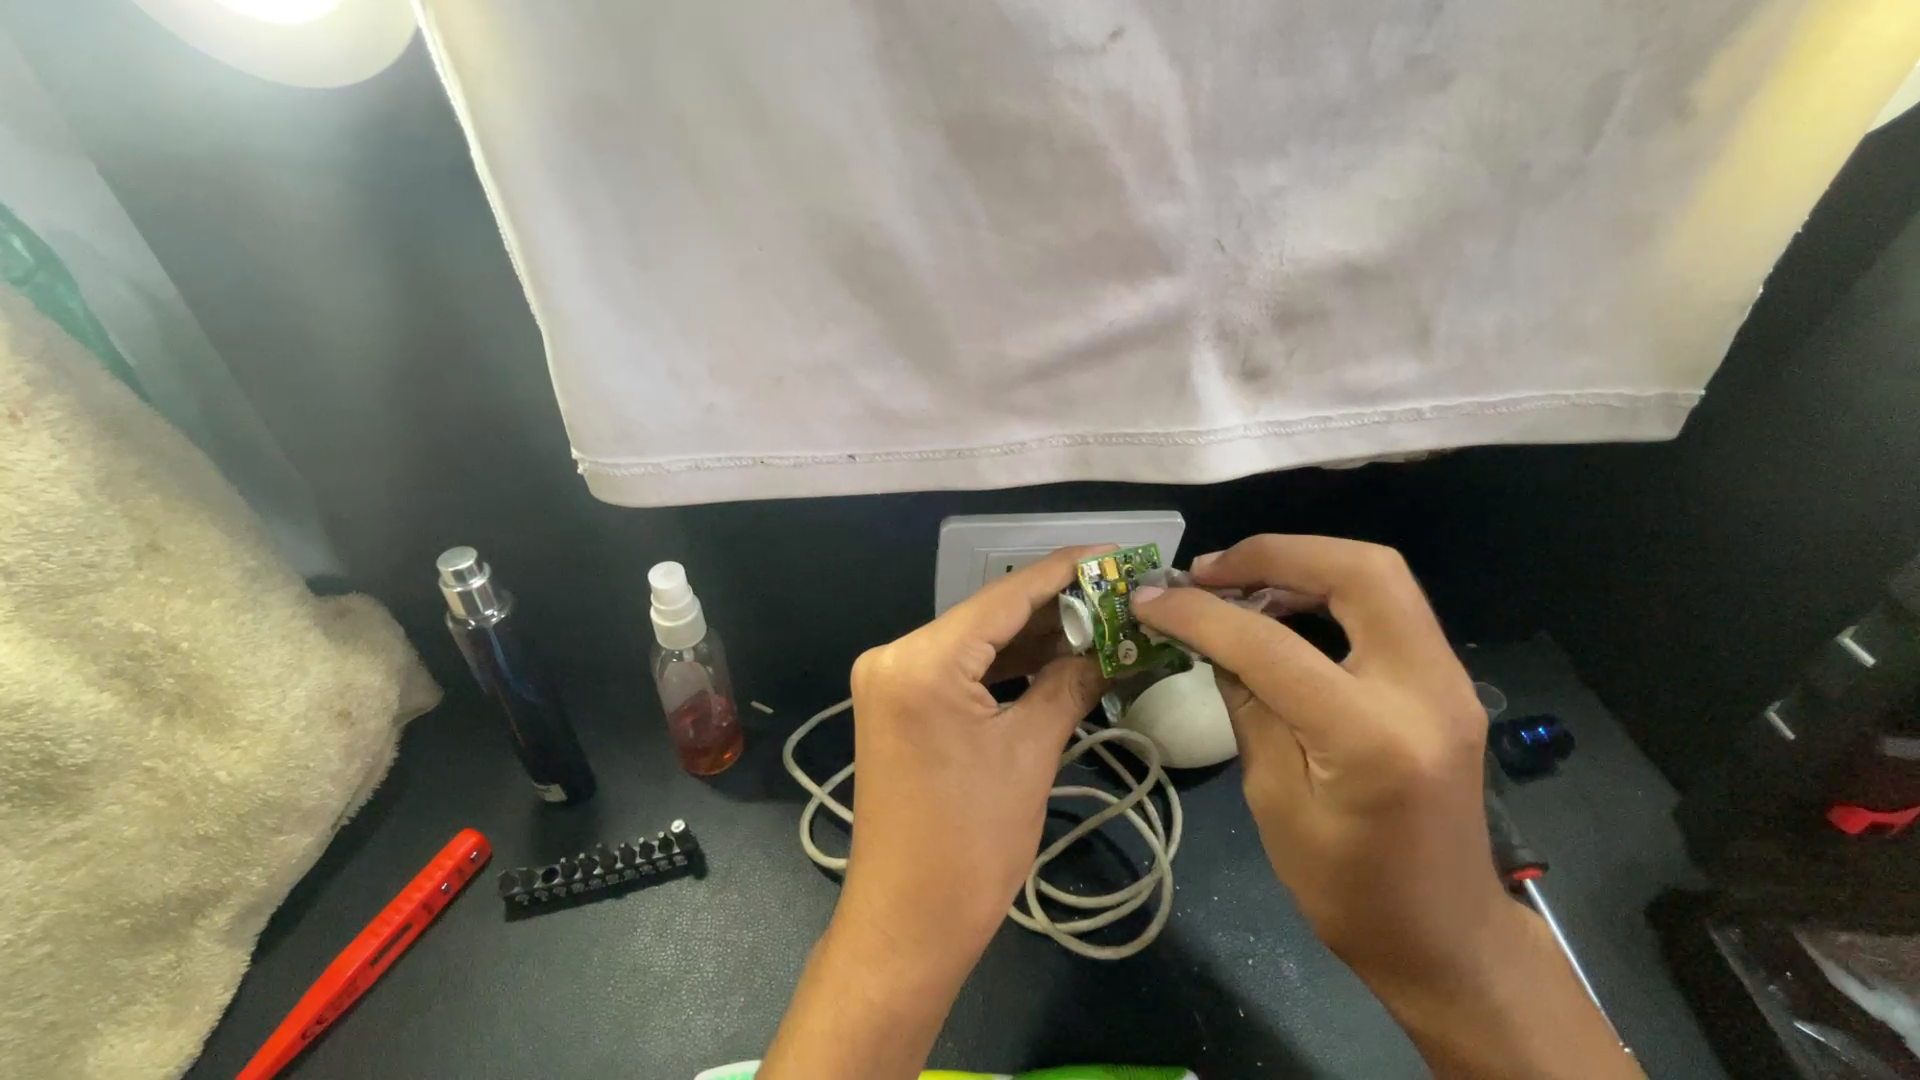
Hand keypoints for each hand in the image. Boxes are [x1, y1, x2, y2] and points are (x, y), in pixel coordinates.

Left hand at [837, 544, 1107, 962]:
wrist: (908, 922)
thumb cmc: (971, 844)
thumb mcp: (1029, 754)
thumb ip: (1069, 684)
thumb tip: (1111, 648)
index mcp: (922, 660)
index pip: (1004, 597)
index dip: (1063, 571)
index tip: (1112, 552)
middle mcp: (895, 655)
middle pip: (987, 616)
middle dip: (1053, 607)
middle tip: (1116, 594)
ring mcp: (890, 680)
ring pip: (974, 643)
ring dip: (1031, 637)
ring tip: (1098, 624)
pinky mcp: (897, 705)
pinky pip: (958, 670)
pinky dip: (1004, 666)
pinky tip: (1053, 658)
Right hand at [1131, 535, 1493, 969]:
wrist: (1444, 936)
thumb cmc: (1347, 890)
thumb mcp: (1273, 800)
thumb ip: (1247, 704)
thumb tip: (1212, 638)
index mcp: (1371, 737)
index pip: (1272, 644)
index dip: (1201, 613)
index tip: (1150, 598)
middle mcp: (1425, 690)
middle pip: (1361, 570)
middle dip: (1275, 553)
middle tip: (1209, 569)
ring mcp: (1448, 681)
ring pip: (1380, 578)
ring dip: (1302, 566)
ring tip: (1235, 585)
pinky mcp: (1446, 682)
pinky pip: (1386, 609)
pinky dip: (1327, 593)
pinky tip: (1281, 612)